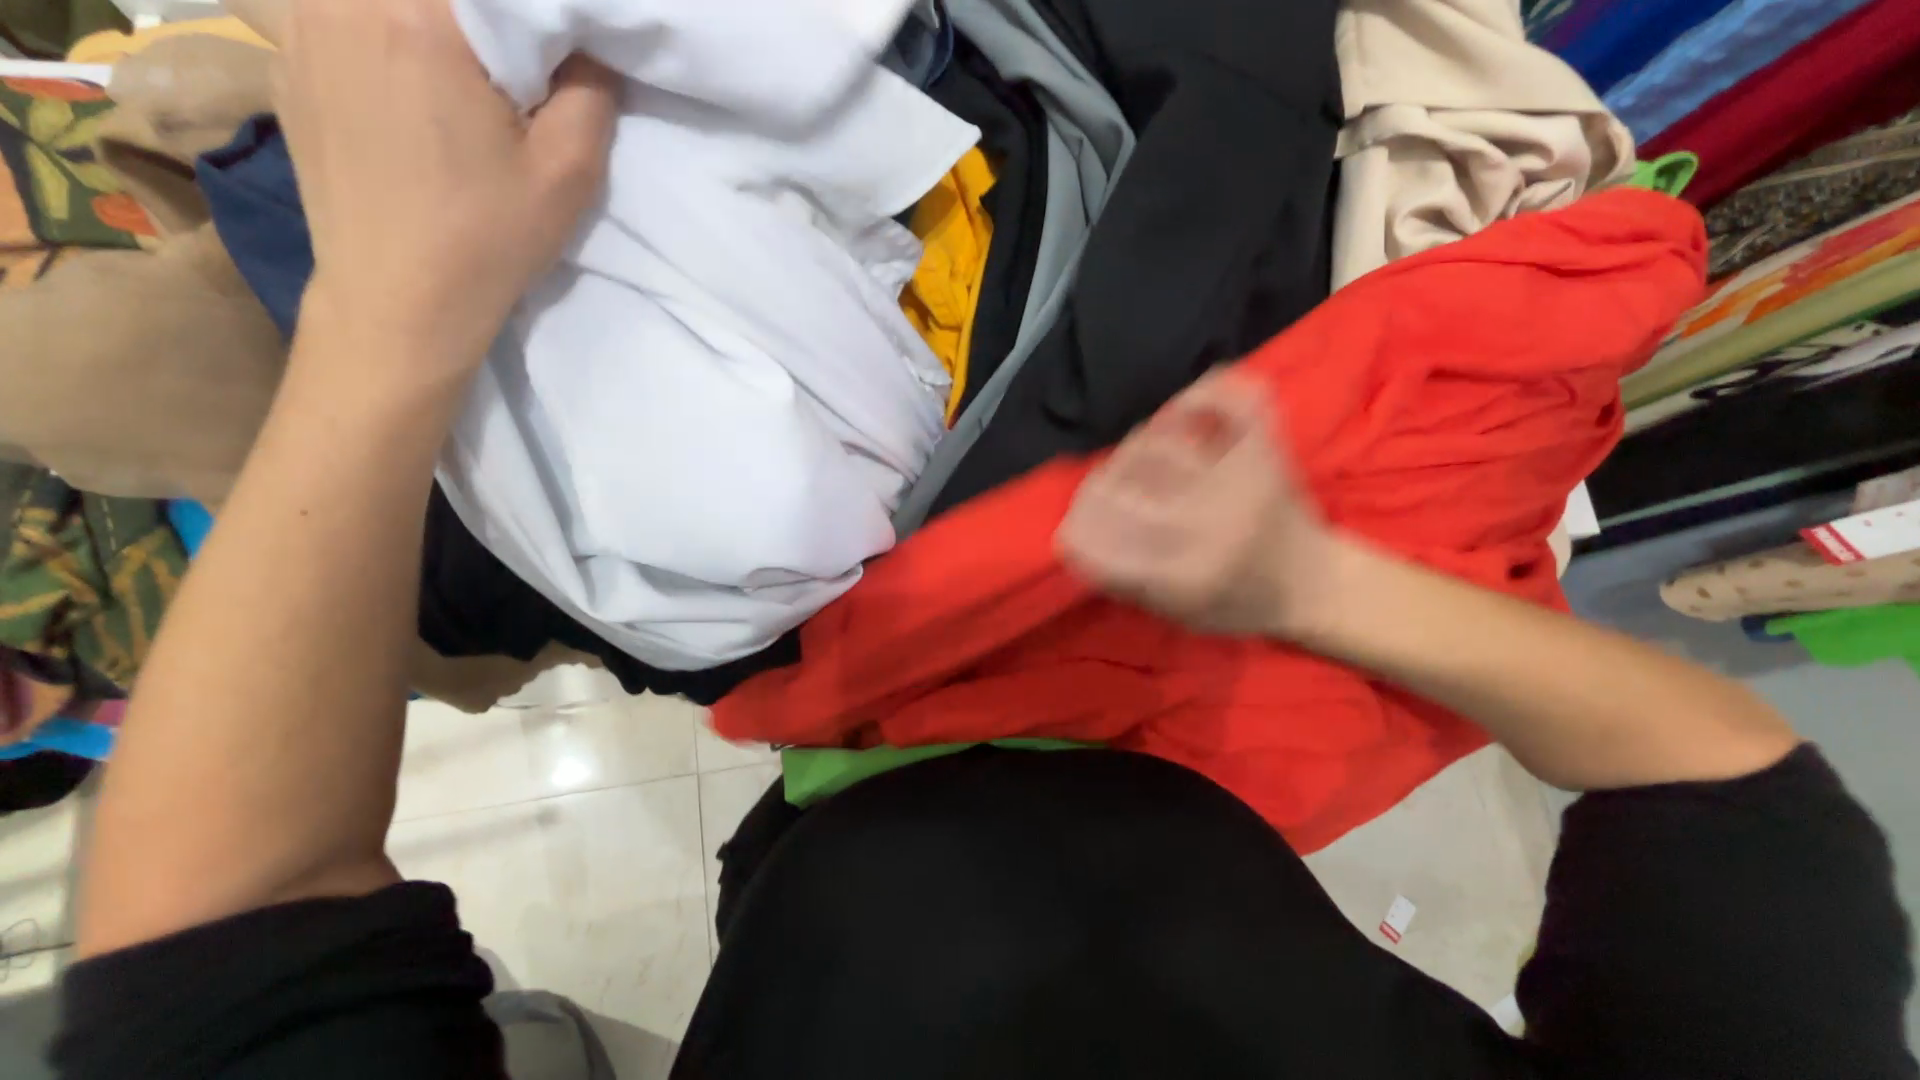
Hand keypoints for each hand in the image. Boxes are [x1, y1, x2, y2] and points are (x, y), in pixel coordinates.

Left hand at [274, 0, 619, 371]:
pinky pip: (340, 14)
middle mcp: (344, 3)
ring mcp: (301, 28)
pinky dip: (379, 34)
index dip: (529, 17)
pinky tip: (406, 88)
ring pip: (380, 0)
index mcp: (419, 17)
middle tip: (505, 76)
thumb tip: (586, 44)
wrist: (397, 301)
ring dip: (424, 24)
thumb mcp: (569, 171)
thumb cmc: (487, 238)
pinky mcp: (284, 61)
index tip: (543, 64)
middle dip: (477, 17)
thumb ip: (591, 87)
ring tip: (455, 79)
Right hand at [1056, 370, 1333, 637]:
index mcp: (1185, 572)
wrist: (1316, 584)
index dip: (1077, 526)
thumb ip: (1123, 579)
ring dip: (1136, 448)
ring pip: (1156, 441)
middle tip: (1108, 492)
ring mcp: (1240, 480)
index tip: (1078, 525)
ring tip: (1142, 463)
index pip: (1100, 534)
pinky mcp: (1266, 451)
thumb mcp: (1176, 614)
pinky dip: (1205, 393)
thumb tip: (1073, 536)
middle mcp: (1209, 522)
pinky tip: (1184, 408)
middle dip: (1101, 487)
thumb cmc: (1240, 604)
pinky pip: (1233, 400)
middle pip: (1119, 481)